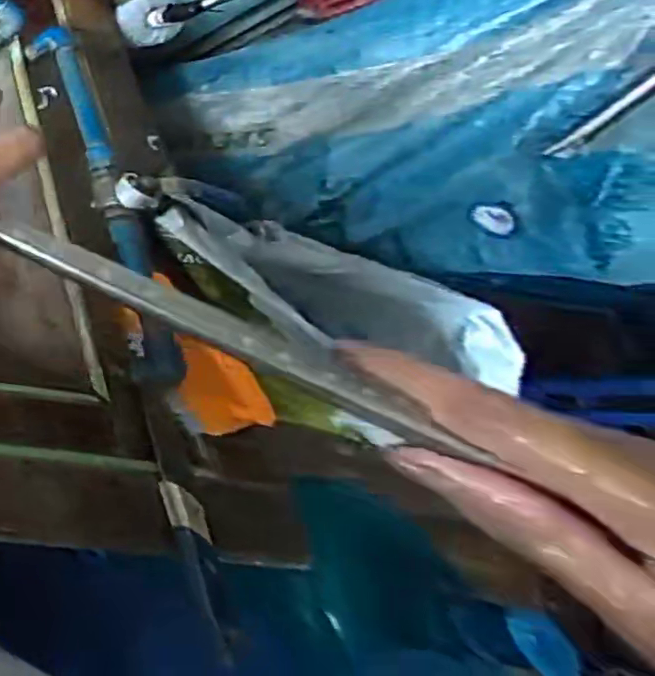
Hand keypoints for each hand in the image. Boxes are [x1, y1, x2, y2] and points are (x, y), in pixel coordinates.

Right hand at [344, 344, 654, 663]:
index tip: (342, 349)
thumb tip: (410, 455)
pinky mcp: (650, 467)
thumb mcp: (647, 616)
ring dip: (472, 427)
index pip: (491, 414)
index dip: (411, 377)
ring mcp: (648, 456)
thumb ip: (537, 533)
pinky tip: (490, 463)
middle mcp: (635, 451)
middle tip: (352, 394)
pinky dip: (516, 447)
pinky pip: (570, 446)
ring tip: (404, 425)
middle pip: (516, 419)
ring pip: (541, 431)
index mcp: (627, 483)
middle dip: (433, 404)